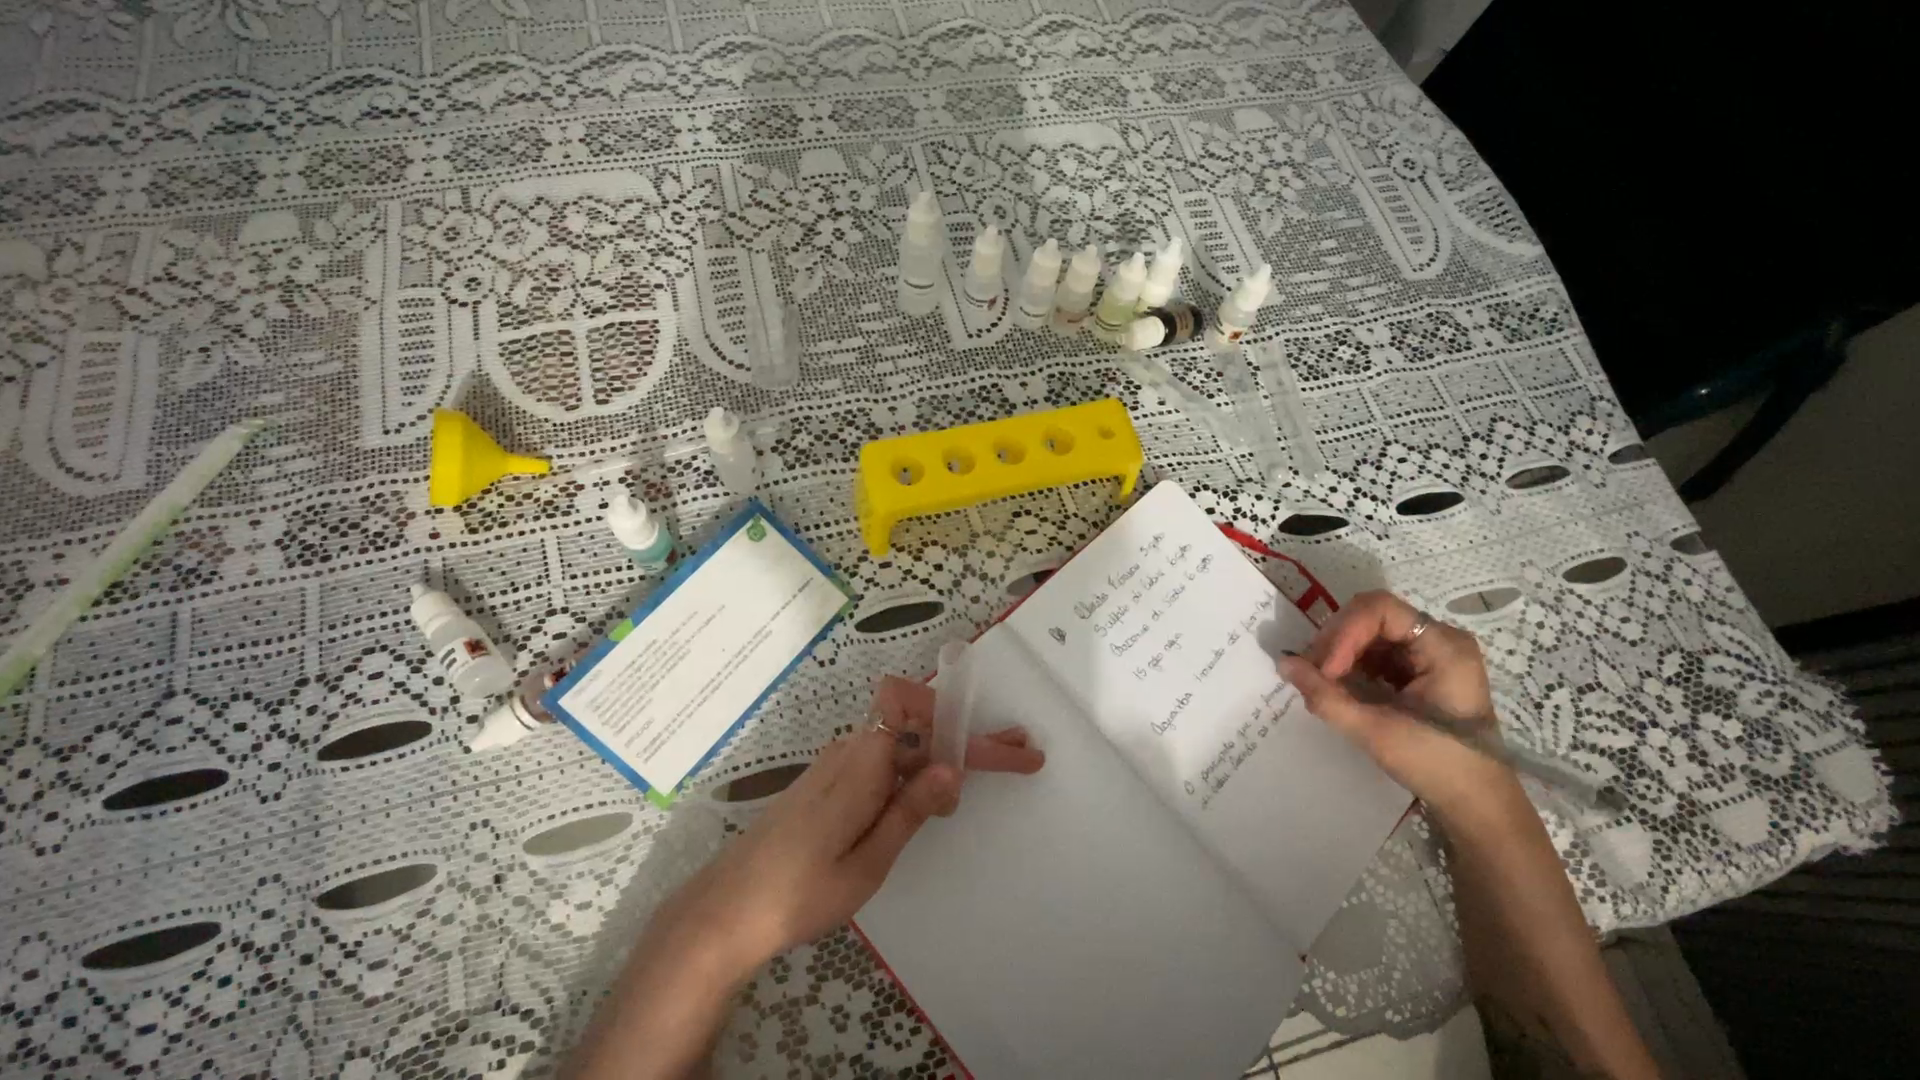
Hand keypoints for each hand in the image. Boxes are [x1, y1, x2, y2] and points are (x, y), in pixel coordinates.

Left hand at [651, 678, 1044, 979]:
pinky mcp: (829, 785)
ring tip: (988, 772)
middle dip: (968, 736)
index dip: (952, 710)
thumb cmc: (800, 892)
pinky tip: (933, 797)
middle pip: (915, 725)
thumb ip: (910, 810)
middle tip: (1021, 752)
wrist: (727, 910)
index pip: (907, 704)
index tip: (996, 740)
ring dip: (945, 753)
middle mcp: (848, 752)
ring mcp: (836, 767)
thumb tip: (953, 767)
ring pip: (901, 745)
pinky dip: (917, 770)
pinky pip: (882, 762)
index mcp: (860, 763)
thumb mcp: (867, 861)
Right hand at [1277, 590, 1519, 826]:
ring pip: (1369, 632)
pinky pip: (1376, 651)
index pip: (1380, 609)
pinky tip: (1338, 687)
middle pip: (1373, 616)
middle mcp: (1440, 639)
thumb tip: (1283, 663)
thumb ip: (1326, 696)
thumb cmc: (1435, 764)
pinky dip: (1351, 664)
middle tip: (1314, 675)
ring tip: (1321, 682)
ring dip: (1340, 652)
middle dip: (1337, 641)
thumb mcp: (1375, 732)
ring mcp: (1430, 653)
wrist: (1475, 801)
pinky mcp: (1418, 669)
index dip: (1344, 632)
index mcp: (1444, 647)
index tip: (1325, 670)